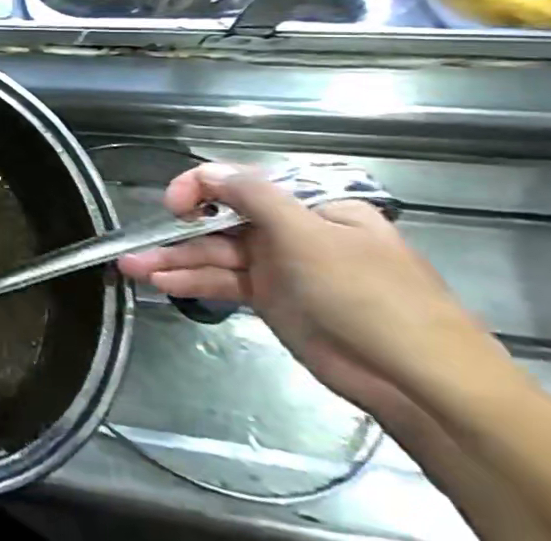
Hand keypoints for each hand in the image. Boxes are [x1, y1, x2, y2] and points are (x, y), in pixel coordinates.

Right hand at [117, 165, 501, 415]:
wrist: (419, 381)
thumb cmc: (371, 296)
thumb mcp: (311, 236)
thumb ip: (254, 197)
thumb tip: (209, 170)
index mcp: (312, 206)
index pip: (245, 184)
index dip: (203, 187)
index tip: (174, 203)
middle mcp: (292, 231)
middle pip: (222, 220)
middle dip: (179, 230)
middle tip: (138, 239)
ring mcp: (280, 267)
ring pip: (215, 254)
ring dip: (174, 259)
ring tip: (130, 266)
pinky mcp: (271, 300)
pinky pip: (222, 283)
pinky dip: (191, 282)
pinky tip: (159, 282)